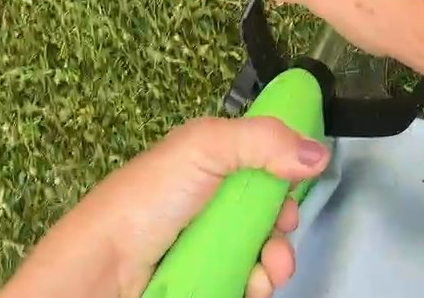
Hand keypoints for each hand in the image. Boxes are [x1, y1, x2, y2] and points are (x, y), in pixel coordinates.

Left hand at [0, 116, 329, 297]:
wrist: (103, 270)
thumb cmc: (151, 197)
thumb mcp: (205, 147)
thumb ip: (263, 141)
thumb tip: (320, 152)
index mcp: (213, 160)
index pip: (265, 162)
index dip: (286, 176)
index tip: (294, 192)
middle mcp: (214, 201)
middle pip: (269, 211)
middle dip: (283, 227)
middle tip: (280, 237)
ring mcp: (210, 244)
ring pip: (263, 251)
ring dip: (275, 262)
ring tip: (266, 271)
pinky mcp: (208, 280)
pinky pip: (247, 282)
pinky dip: (257, 286)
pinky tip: (252, 287)